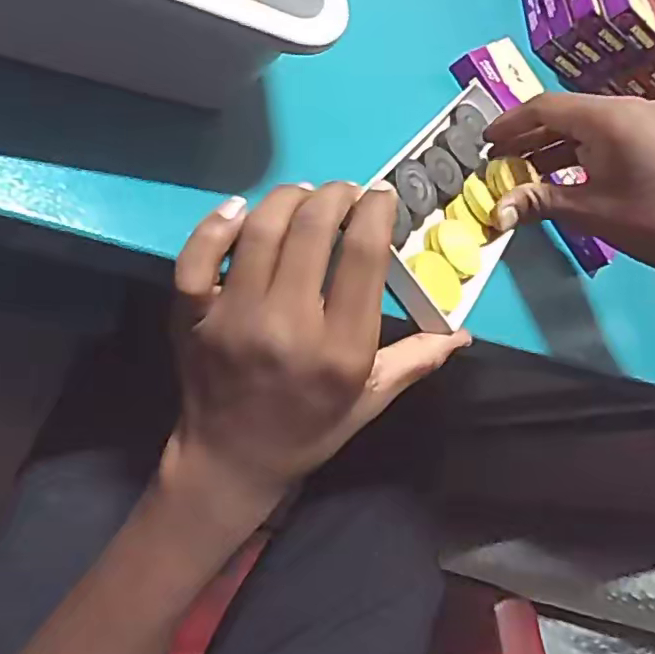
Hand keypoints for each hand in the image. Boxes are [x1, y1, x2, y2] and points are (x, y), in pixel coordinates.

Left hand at [165, 183, 470, 513]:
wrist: (230, 460)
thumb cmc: (307, 430)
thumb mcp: (368, 402)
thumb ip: (415, 361)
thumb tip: (463, 333)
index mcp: (339, 349)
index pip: (365, 256)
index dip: (376, 212)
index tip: (380, 197)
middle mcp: (287, 325)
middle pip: (312, 229)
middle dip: (335, 196)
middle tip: (344, 193)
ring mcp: (233, 317)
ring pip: (261, 230)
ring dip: (287, 198)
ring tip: (304, 195)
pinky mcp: (191, 315)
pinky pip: (198, 255)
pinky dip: (216, 223)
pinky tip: (241, 208)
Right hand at [482, 94, 654, 285]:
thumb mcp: (591, 212)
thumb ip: (540, 202)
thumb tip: (496, 211)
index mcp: (611, 116)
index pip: (545, 107)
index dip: (510, 123)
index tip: (485, 141)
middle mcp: (635, 107)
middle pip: (570, 113)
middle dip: (531, 137)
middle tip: (501, 159)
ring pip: (594, 125)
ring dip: (558, 146)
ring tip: (529, 171)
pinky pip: (618, 135)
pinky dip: (588, 150)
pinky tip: (575, 174)